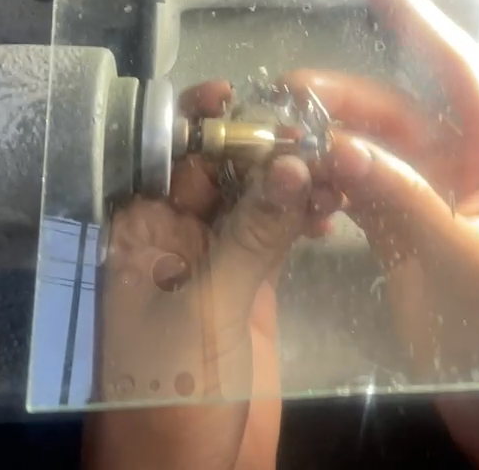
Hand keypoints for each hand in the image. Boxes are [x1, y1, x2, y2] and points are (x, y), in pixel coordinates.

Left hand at [83, 81, 334, 469]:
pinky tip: (332, 205)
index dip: (198, 118)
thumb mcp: (207, 304)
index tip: (239, 91)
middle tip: (314, 129)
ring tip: (335, 167)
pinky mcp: (249, 284)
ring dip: (290, 179)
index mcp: (143, 228)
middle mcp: (175, 232)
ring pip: (254, 198)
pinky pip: (275, 233)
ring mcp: (214, 257)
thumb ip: (250, 233)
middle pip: (219, 168)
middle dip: (261, 144)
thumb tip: (292, 162)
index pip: (168, 154)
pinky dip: (301, 215)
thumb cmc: (171, 389)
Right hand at [287, 0, 478, 469]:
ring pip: (382, 155)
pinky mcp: (421, 240)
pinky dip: (341, 190)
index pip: (460, 70)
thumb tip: (334, 145)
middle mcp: (473, 170)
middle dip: (348, 98)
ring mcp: (444, 206)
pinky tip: (307, 192)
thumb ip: (396, 198)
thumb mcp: (457, 261)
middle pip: (403, 113)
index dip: (420, 23)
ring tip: (285, 139)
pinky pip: (374, 197)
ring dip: (336, 144)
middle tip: (288, 91)